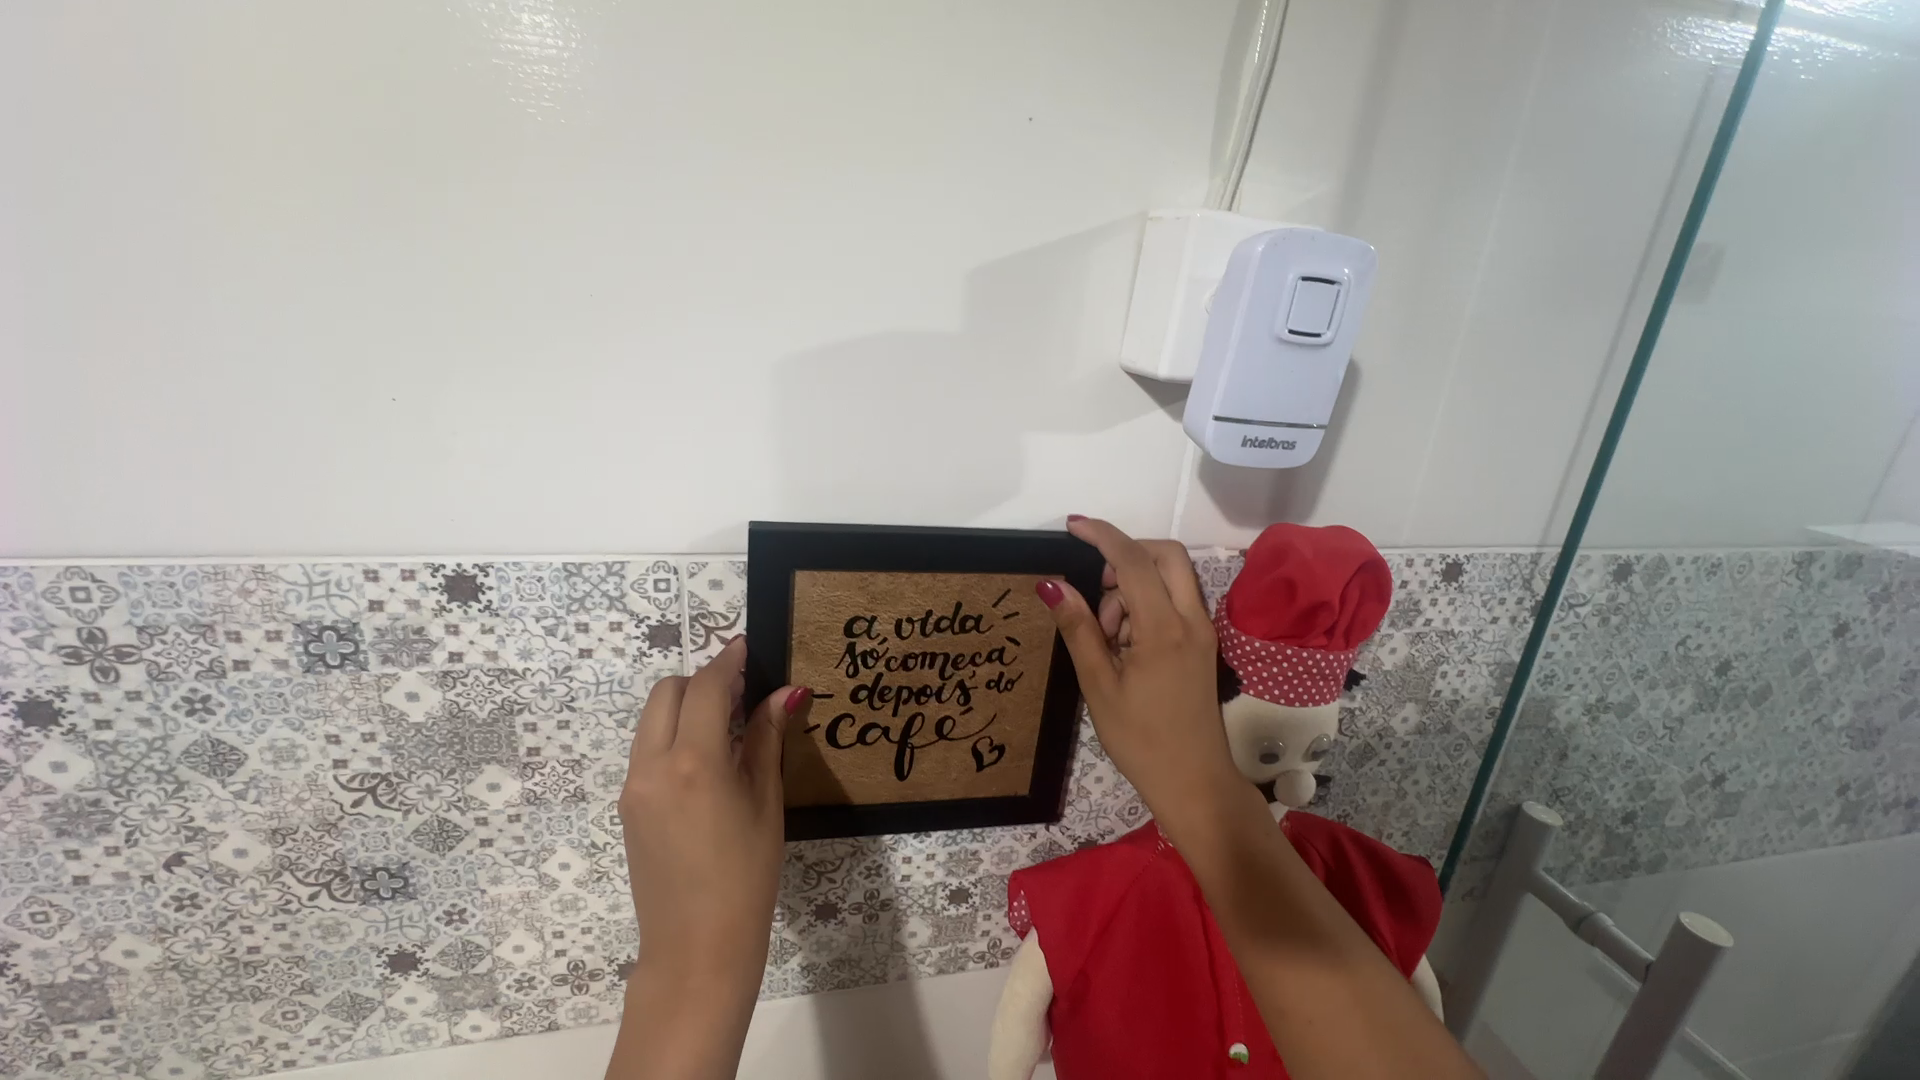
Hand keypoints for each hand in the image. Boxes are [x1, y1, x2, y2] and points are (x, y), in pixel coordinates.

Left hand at [618, 637, 810, 1002]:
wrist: (696, 946)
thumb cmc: (747, 875)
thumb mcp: (766, 802)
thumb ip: (766, 739)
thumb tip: (785, 693)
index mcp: (693, 762)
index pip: (706, 688)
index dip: (728, 662)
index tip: (747, 647)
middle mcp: (652, 765)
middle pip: (667, 693)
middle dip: (701, 681)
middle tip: (741, 693)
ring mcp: (633, 786)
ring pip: (652, 720)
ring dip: (685, 707)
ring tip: (727, 726)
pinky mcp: (628, 806)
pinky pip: (647, 749)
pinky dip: (673, 735)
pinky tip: (707, 760)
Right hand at [1037, 517, 1243, 835]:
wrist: (1193, 781)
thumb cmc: (1140, 739)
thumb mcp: (1099, 685)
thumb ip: (1078, 629)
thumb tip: (1051, 584)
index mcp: (1164, 629)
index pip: (1134, 561)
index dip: (1102, 536)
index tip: (1072, 526)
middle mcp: (1191, 620)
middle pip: (1166, 555)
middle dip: (1127, 554)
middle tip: (1096, 587)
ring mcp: (1202, 631)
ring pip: (1172, 577)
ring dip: (1134, 584)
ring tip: (1105, 633)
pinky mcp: (1202, 644)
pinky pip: (1175, 601)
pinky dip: (1147, 603)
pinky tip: (1124, 642)